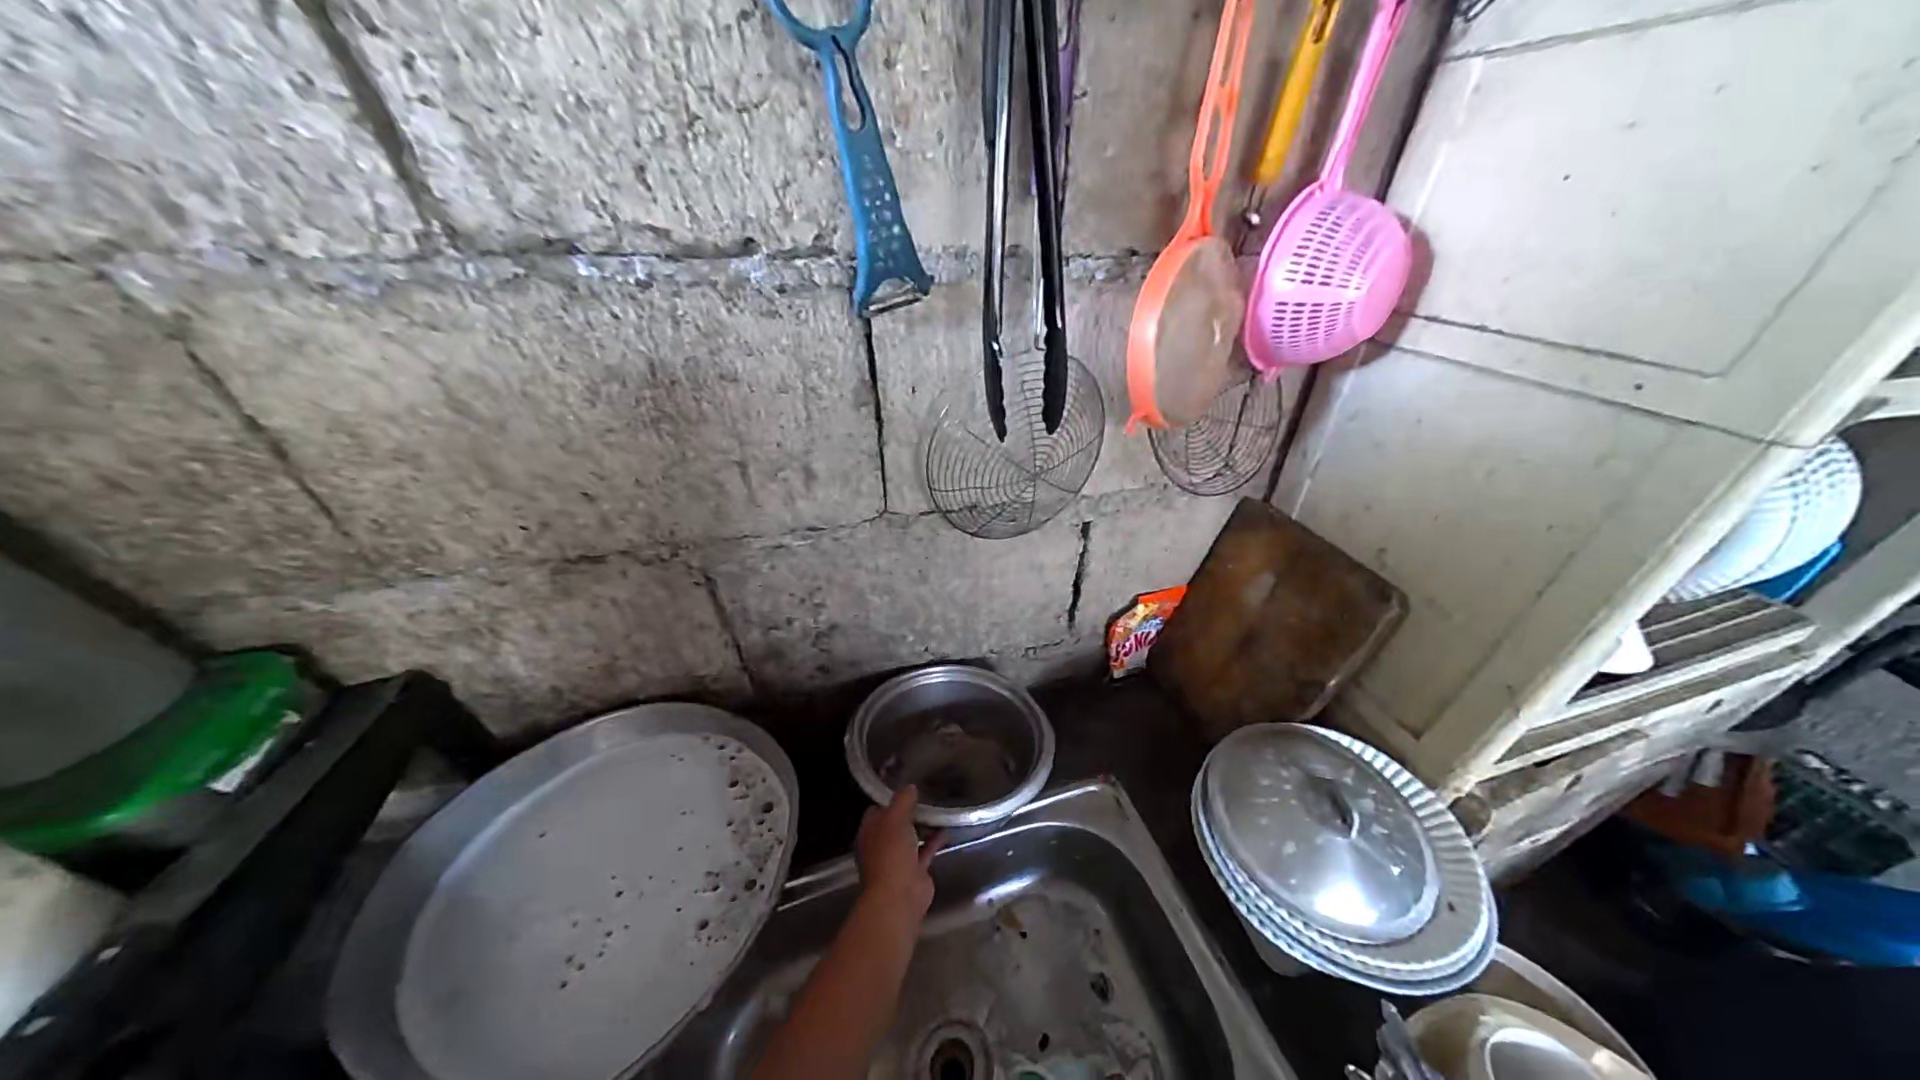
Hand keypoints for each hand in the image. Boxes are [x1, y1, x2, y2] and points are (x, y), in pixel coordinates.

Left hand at [856, 786, 940, 917]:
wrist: (899, 895)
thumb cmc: (890, 853)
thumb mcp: (895, 818)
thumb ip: (902, 800)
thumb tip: (910, 786)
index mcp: (869, 831)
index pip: (877, 809)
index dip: (891, 798)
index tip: (907, 786)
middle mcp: (882, 844)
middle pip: (896, 823)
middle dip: (910, 811)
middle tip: (928, 794)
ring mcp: (898, 859)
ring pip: (911, 837)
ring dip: (923, 825)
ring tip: (939, 807)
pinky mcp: (916, 870)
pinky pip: (926, 850)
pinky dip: (935, 840)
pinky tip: (947, 827)